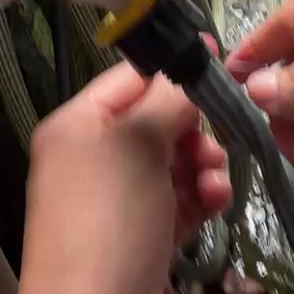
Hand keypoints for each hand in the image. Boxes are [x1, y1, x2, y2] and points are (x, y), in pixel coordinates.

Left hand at [18, 65, 232, 293]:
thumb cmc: (109, 222)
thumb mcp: (137, 144)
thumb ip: (170, 97)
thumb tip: (193, 55)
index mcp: (77, 126)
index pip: (130, 78)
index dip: (172, 68)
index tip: (216, 59)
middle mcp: (95, 160)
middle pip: (156, 120)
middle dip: (192, 126)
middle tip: (213, 137)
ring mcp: (121, 202)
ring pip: (175, 160)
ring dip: (203, 162)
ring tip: (214, 178)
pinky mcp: (147, 238)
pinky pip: (182, 200)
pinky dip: (203, 195)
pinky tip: (217, 199)